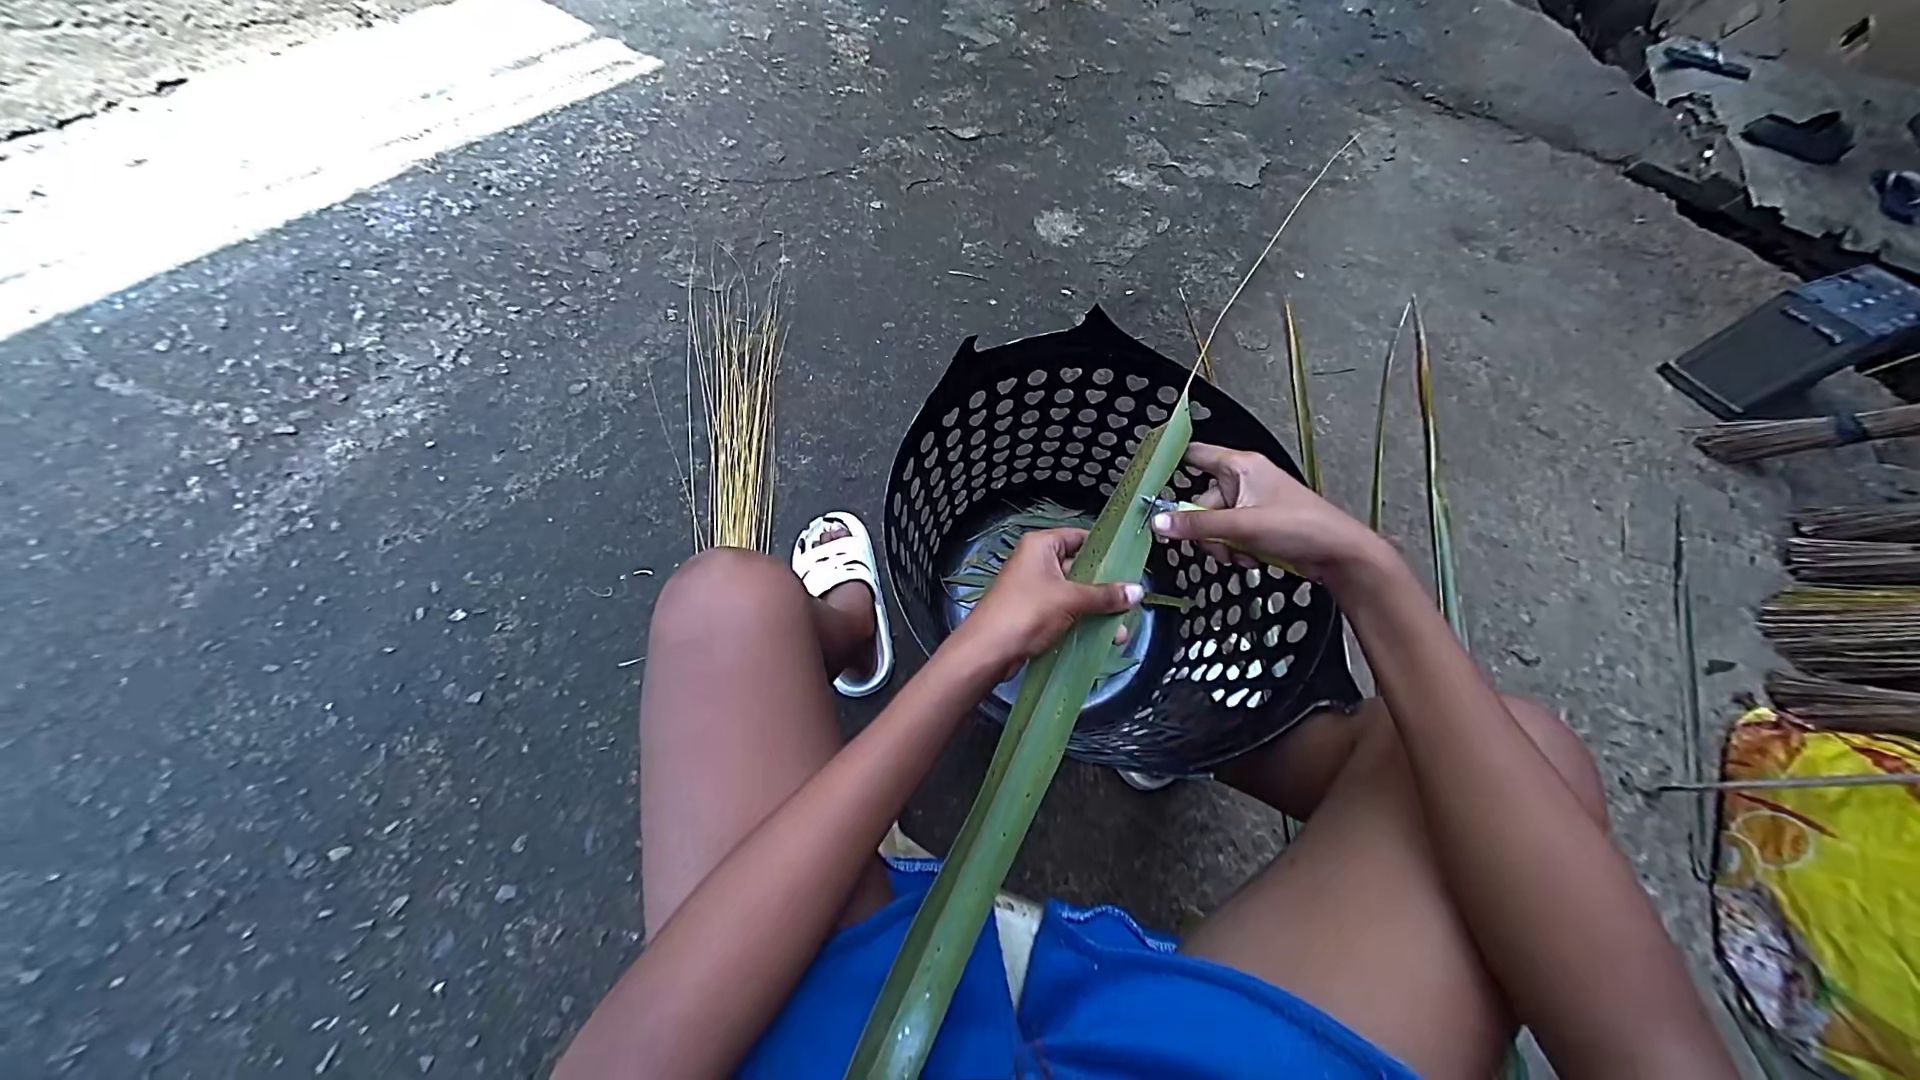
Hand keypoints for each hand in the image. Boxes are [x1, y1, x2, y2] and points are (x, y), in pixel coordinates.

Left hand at [948, 528, 1141, 677]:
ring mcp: (1035, 589)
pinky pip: (1066, 612)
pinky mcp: (1035, 613)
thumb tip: (1137, 591)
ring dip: (1098, 610)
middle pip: (1080, 567)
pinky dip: (1084, 621)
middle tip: (1132, 600)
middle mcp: (1037, 562)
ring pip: (1075, 593)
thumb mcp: (1070, 599)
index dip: (1105, 548)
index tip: (1131, 561)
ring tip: (1121, 629)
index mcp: (1040, 546)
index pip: (1080, 537)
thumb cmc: (1025, 613)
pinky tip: (1104, 637)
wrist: (987, 651)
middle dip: (1106, 586)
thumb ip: (1105, 596)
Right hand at [1150, 442, 1392, 583]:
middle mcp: (1242, 481)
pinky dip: (1233, 549)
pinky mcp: (1255, 523)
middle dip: (1205, 529)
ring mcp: (1249, 503)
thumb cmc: (1302, 528)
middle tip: (1220, 543)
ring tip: (1243, 552)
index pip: (1195, 454)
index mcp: (1240, 466)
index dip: (1171, 462)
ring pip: (1212, 524)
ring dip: (1221, 544)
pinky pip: (1227, 536)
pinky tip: (1251, 556)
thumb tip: (1159, 524)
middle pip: (1198, 501)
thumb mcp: (1242, 527)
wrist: (1340, 555)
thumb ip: (1198, 526)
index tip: (1149, 479)